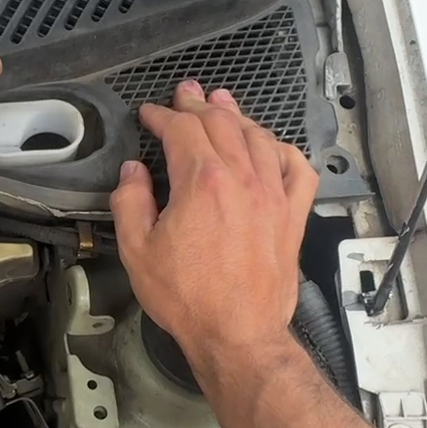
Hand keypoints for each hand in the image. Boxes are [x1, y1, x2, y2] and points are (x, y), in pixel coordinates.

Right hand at [110, 79, 317, 370]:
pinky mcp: (292, 215)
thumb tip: (132, 174)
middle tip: (184, 94)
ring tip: (223, 104)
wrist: (237, 333)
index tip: (149, 114)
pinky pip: (296, 167)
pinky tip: (271, 145)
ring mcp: (273, 195)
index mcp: (202, 183)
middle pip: (221, 124)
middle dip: (198, 104)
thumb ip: (130, 203)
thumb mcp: (137, 251)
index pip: (181, 130)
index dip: (162, 116)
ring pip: (257, 137)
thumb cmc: (188, 297)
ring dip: (236, 116)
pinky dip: (282, 149)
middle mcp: (243, 180)